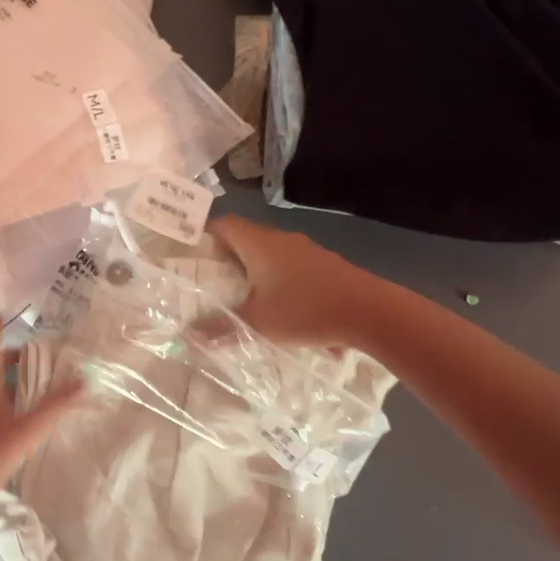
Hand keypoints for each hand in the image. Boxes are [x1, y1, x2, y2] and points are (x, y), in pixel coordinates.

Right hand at [208, 215, 383, 348]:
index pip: (224, 224)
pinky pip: (292, 266)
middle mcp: (281, 240)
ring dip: (256, 270)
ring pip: (271, 253)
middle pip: (246, 239)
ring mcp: (307, 251)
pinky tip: (282, 307)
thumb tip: (188, 336)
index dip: (205, 234)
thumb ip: (222, 328)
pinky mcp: (326, 266)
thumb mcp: (258, 323)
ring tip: (244, 296)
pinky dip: (280, 280)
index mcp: (259, 245)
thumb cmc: (306, 310)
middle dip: (228, 257)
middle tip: (212, 280)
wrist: (371, 312)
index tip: (192, 252)